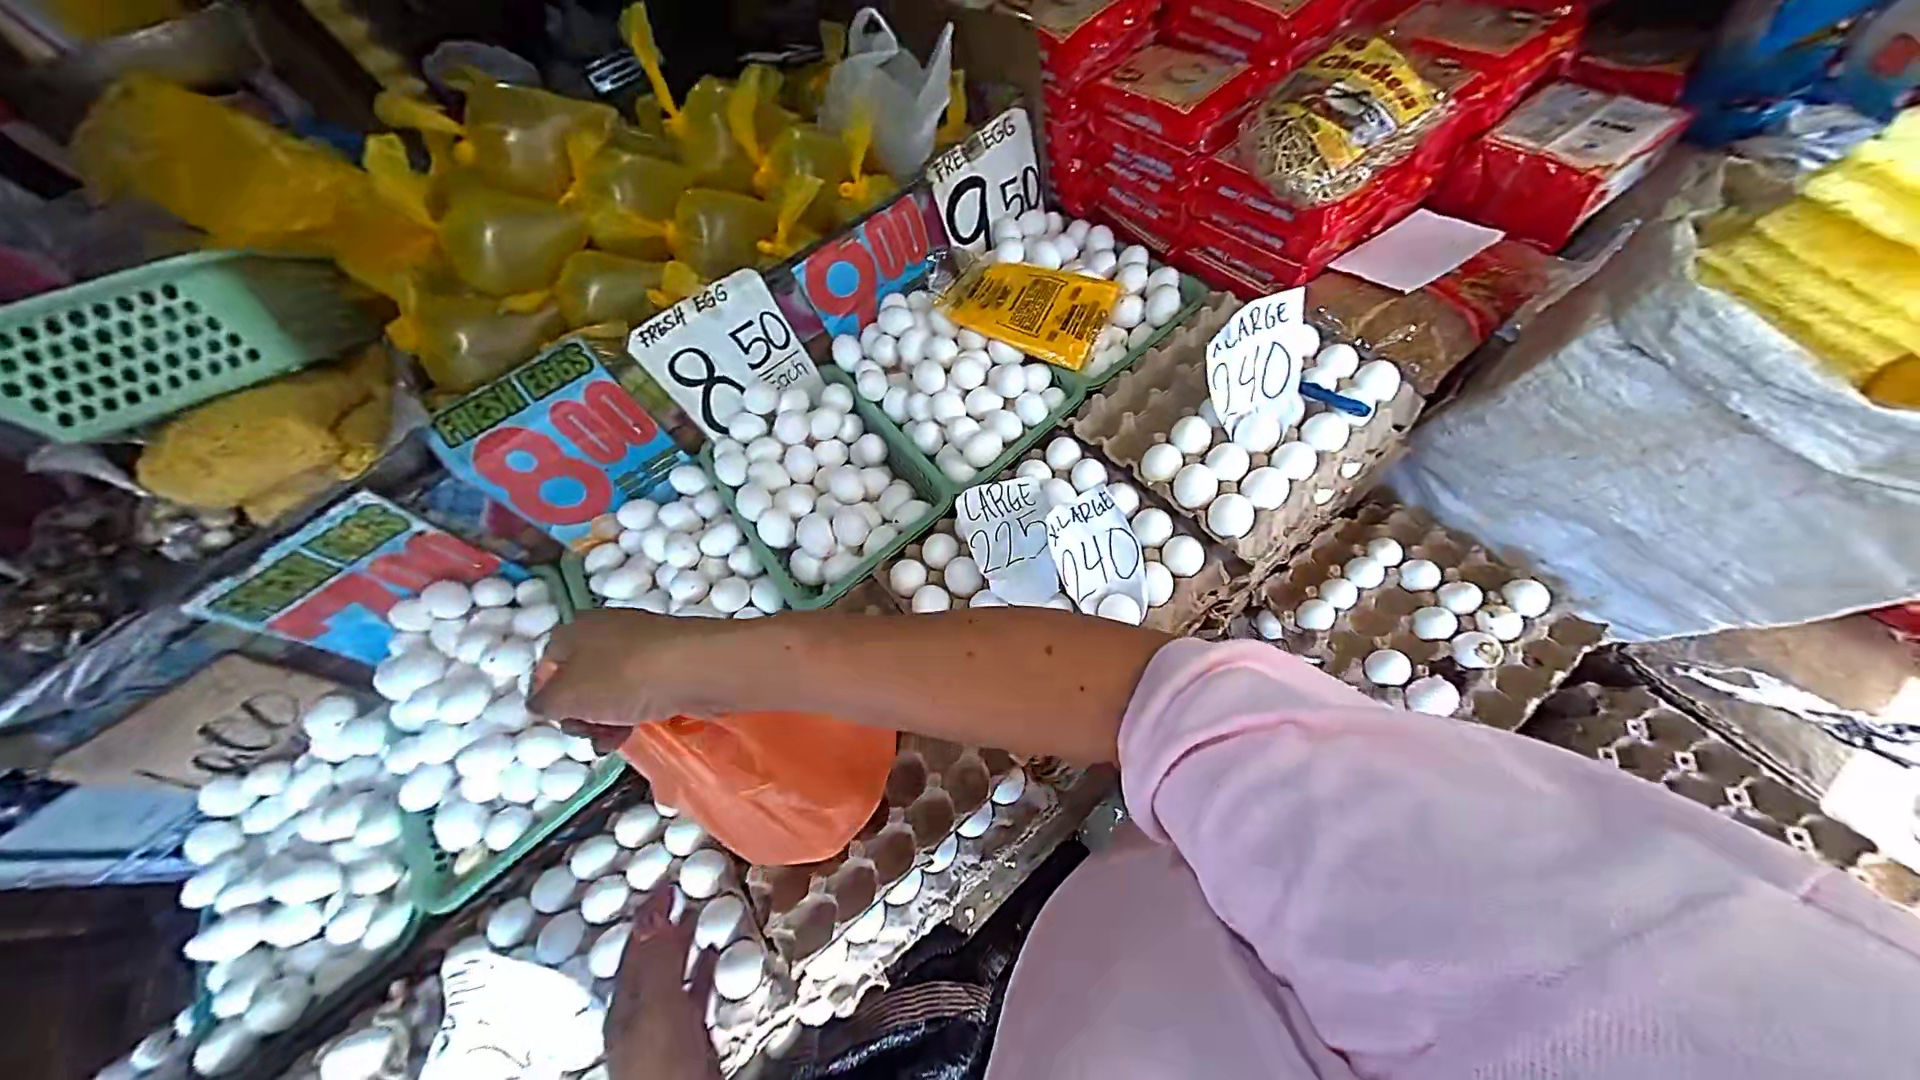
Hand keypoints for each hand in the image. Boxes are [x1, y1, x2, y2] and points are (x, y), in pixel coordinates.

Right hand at [530, 609, 733, 749]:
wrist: (698, 667)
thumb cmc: (624, 677)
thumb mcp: (566, 696)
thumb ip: (545, 703)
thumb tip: (544, 703)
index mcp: (576, 629)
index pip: (547, 667)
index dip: (548, 699)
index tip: (560, 722)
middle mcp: (610, 630)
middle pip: (581, 680)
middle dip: (582, 713)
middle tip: (592, 733)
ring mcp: (645, 645)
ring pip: (613, 689)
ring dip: (609, 718)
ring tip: (617, 738)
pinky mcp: (673, 661)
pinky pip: (644, 689)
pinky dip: (639, 710)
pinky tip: (641, 727)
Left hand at [605, 890, 721, 1079]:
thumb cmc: (662, 1073)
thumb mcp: (657, 1011)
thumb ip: (655, 963)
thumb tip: (652, 914)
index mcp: (627, 1004)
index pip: (635, 945)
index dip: (648, 912)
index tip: (664, 883)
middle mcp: (640, 1014)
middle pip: (650, 957)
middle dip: (664, 923)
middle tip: (681, 892)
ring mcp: (664, 1029)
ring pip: (671, 972)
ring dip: (684, 943)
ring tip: (700, 917)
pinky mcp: (688, 1041)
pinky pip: (693, 992)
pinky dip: (701, 970)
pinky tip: (712, 960)